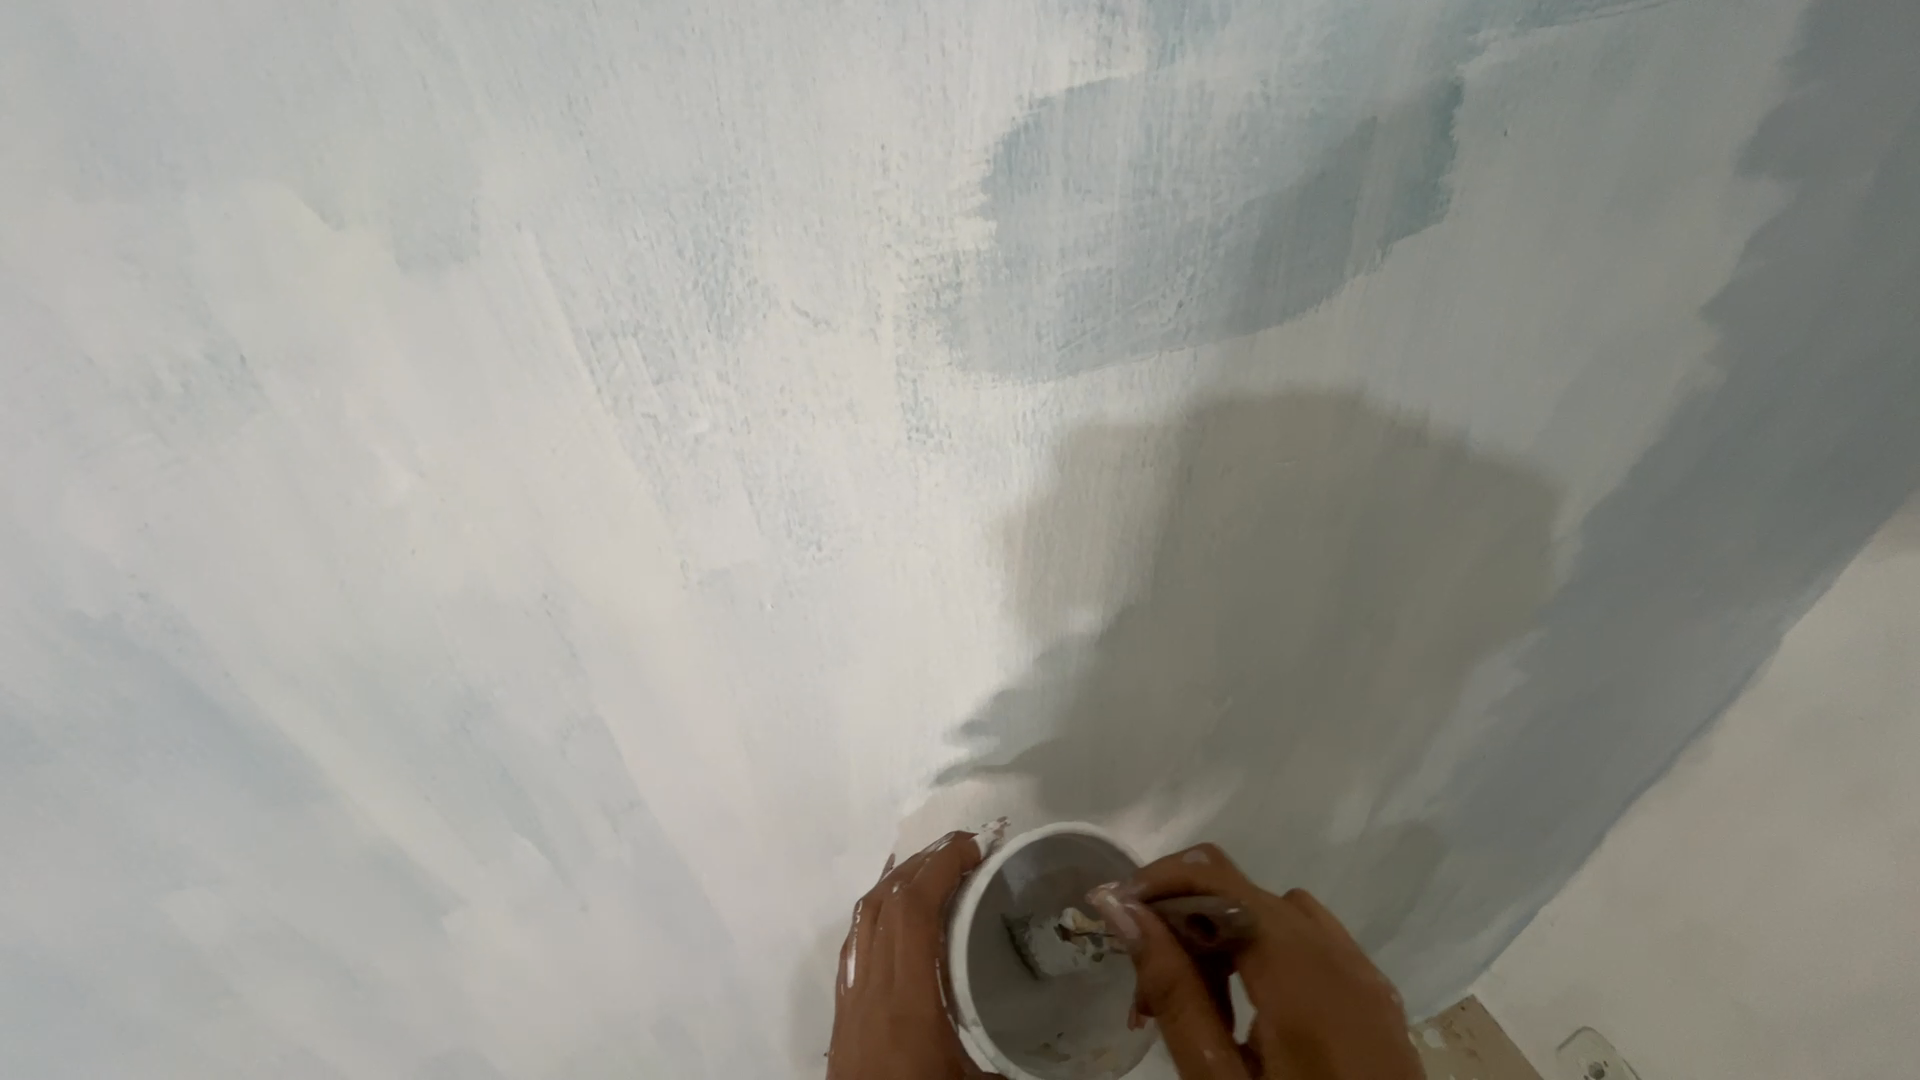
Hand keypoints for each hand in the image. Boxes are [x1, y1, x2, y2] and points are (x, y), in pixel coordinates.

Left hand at [826, 830, 999, 1079]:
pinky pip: (855, 941)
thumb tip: (1079, 1054)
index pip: (913, 911)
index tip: (976, 846)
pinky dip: (877, 909)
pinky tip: (895, 909)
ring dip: (897, 880)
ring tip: (931, 864)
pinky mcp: (842, 1012)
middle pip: (886, 903)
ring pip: (864, 918)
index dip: (941, 867)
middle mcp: (871, 989)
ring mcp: (850, 998)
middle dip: (924, 862)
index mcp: (907, 1004)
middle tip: (963, 847)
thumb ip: (1020, 1060)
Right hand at [1088, 844, 1420, 1079]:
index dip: (1159, 881)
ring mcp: (1364, 975)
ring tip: (1194, 1006)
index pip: (1218, 878)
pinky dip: (1262, 950)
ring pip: (1270, 914)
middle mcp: (1338, 956)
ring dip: (1219, 937)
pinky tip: (1244, 1007)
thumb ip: (1173, 989)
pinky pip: (1307, 939)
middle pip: (1239, 894)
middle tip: (1145, 994)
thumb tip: (1122, 907)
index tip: (1114, 914)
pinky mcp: (1375, 998)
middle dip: (1182, 922)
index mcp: (1301, 974)